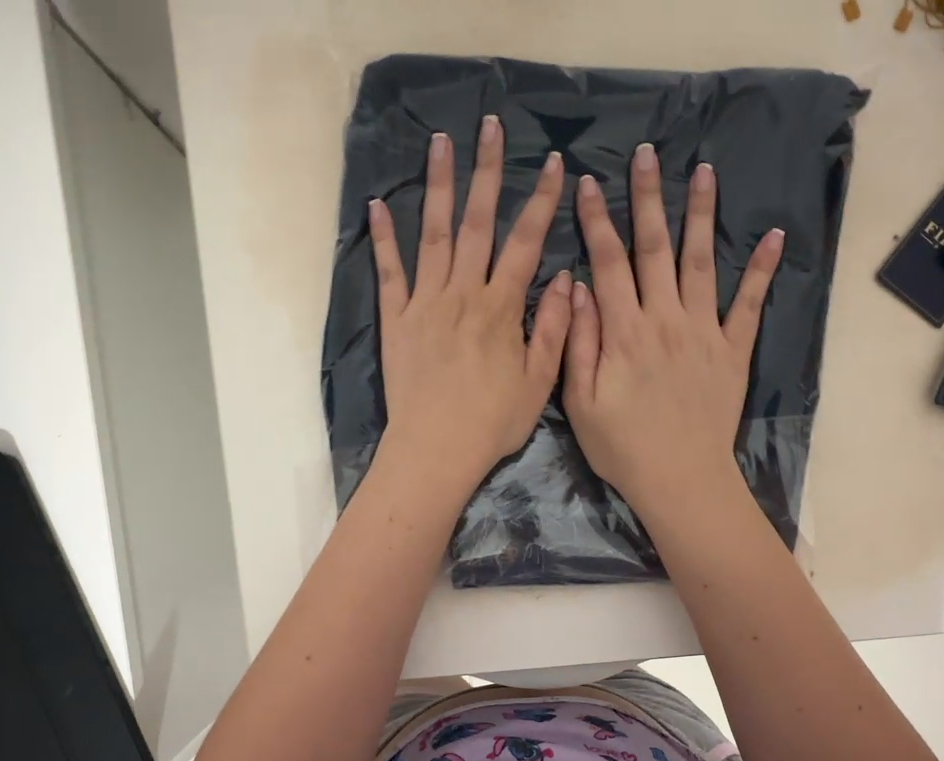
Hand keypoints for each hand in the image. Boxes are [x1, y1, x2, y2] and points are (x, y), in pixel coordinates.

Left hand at [369, 116, 570, 486]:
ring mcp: (425, 304)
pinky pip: (389, 272)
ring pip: (433, 235)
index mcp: (501, 309)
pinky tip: (377, 205)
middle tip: (490, 126)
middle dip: (487, 172)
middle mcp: (463, 294)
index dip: (540, 202)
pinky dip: (383, 238)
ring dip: (438, 186)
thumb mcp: (538, 383)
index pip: (525, 243)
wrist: (435, 450)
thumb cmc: (491, 424)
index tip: (552, 164)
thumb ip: (553, 330)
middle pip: (477, 224)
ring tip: (440, 143)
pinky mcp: (395, 321)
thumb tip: (566, 281)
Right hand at [561, 143, 784, 510]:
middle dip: (648, 198)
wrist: (681, 479)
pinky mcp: (733, 350)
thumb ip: (579, 342)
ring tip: (704, 171)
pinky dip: (761, 270)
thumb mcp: (581, 403)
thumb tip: (577, 287)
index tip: (589, 183)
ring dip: (701, 215)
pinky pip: (749, 304)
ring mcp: (704, 332)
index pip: (608, 263)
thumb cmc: (623, 448)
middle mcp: (665, 320)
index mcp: (624, 332)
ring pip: (700, 262)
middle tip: (646, 153)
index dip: (597, 221)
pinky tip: (772, 235)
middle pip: (655, 248)